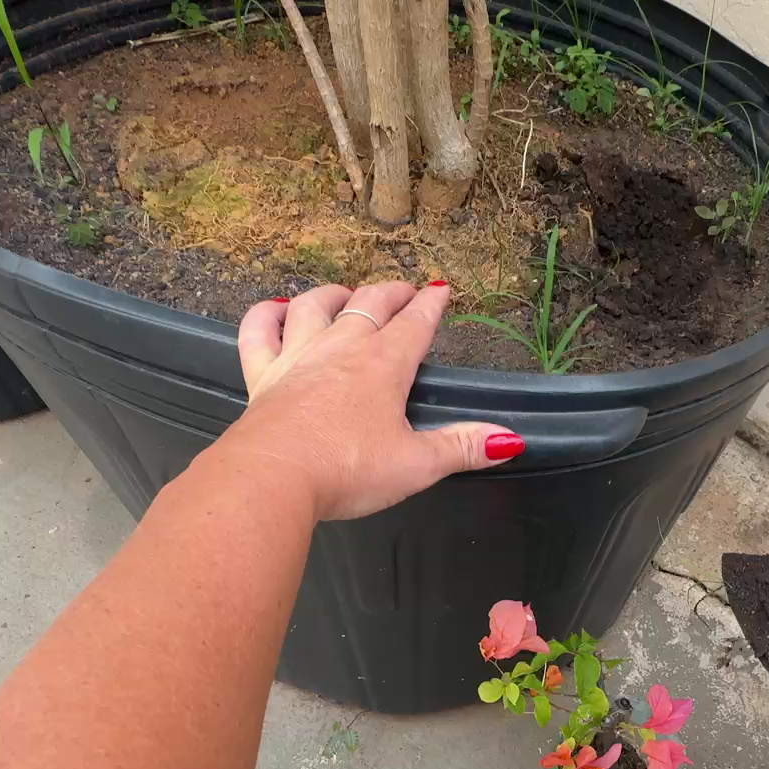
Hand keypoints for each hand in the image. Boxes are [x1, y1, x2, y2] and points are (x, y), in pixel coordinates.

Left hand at [217, 281, 520, 520]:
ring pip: (314, 307)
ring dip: (333, 294)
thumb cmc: (349, 470)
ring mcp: (297, 357)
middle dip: (391, 294)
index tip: (442, 290)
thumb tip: (509, 440)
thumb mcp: (418, 465)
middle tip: (405, 290)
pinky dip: (266, 314)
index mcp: (384, 366)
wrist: (273, 479)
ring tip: (346, 293)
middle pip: (369, 306)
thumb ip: (463, 448)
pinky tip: (274, 309)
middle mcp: (341, 350)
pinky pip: (259, 332)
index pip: (415, 324)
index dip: (432, 305)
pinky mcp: (262, 376)